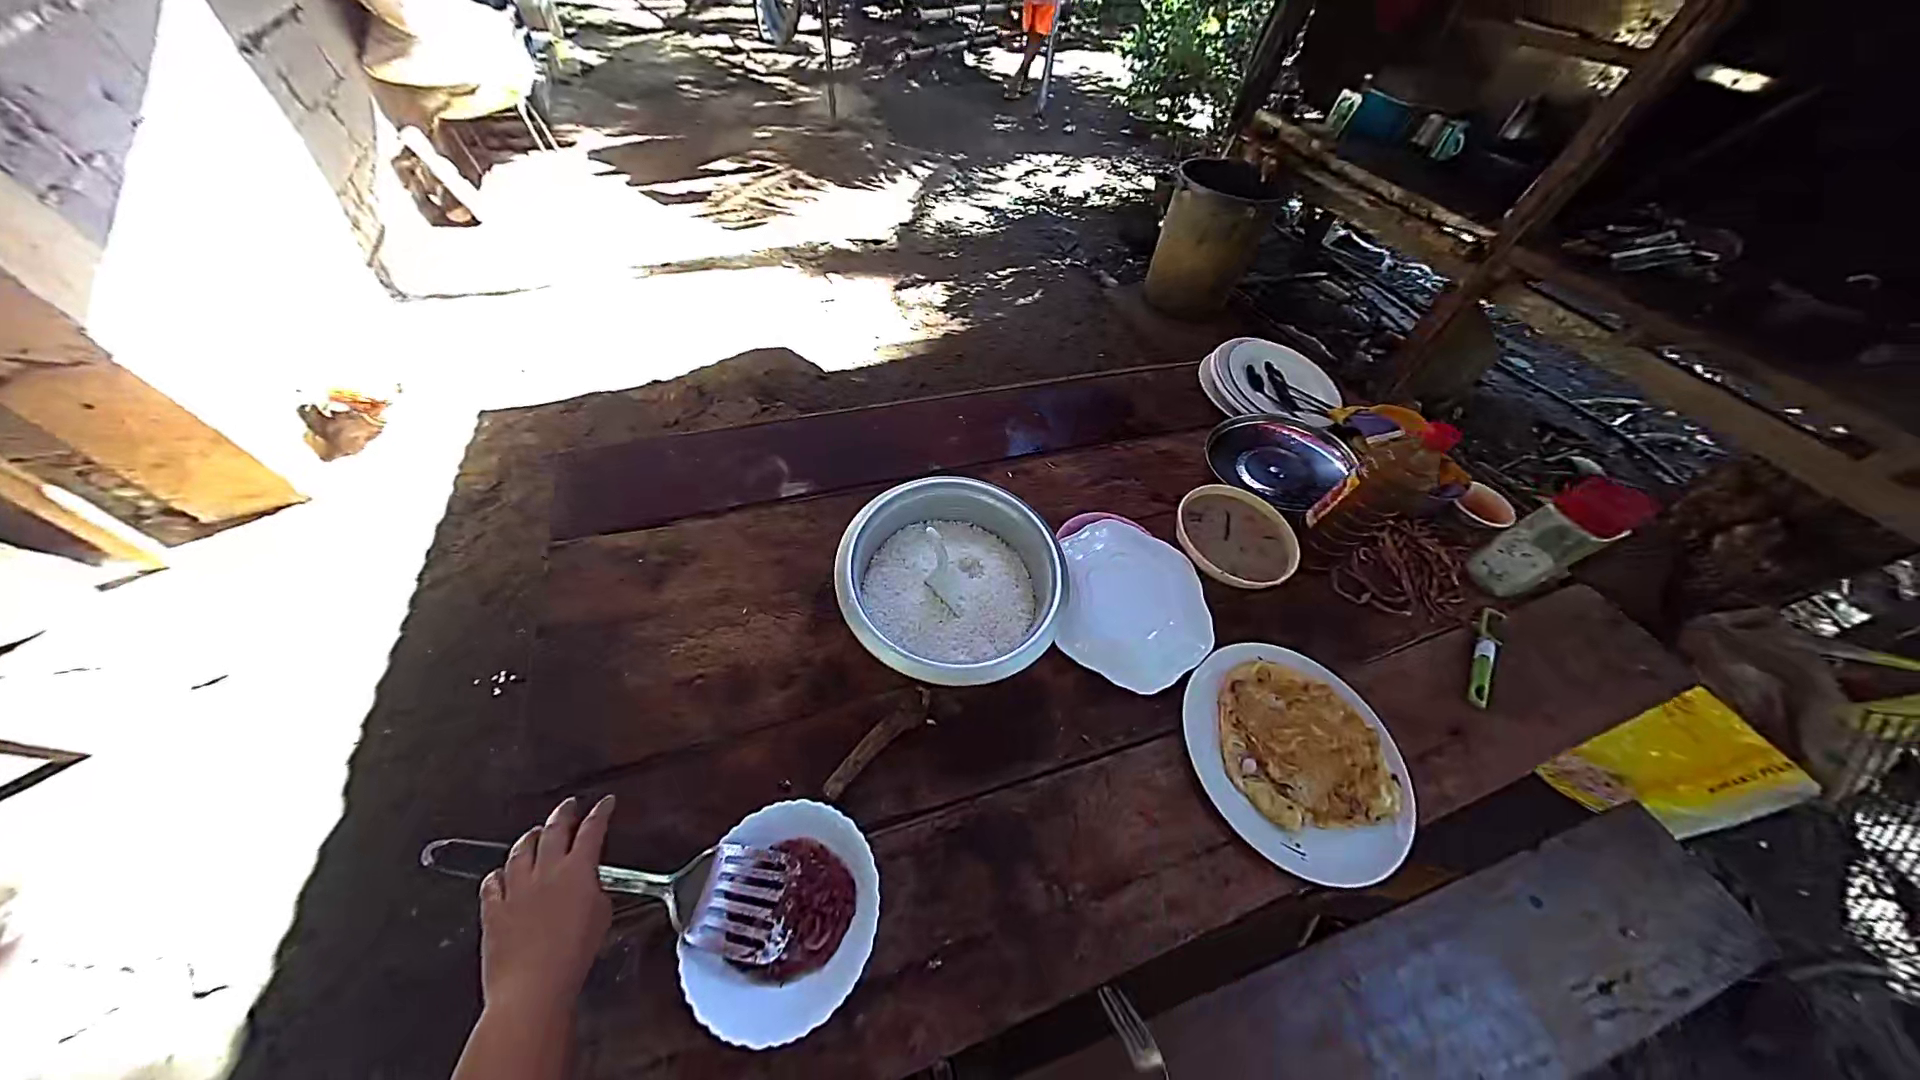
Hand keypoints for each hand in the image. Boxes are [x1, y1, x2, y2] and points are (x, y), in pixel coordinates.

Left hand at [477, 795, 615, 1011]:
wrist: (533, 986)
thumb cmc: (574, 953)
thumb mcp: (601, 915)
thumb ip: (595, 892)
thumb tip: (587, 887)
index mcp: (577, 869)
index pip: (592, 829)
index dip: (600, 812)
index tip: (605, 803)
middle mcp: (545, 872)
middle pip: (553, 830)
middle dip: (563, 813)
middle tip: (569, 805)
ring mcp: (516, 889)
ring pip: (520, 851)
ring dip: (529, 837)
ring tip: (534, 831)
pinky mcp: (493, 911)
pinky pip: (492, 883)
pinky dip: (498, 873)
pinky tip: (500, 873)